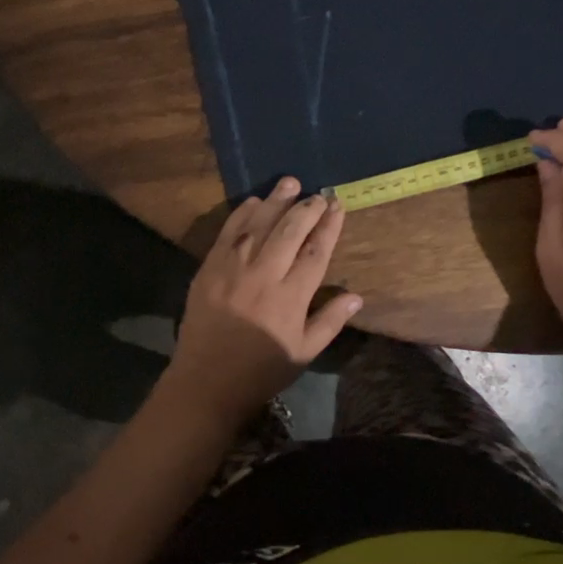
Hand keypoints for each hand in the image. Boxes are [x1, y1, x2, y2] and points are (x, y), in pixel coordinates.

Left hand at [163, 177, 363, 423]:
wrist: (206, 381)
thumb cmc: (261, 371)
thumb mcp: (304, 352)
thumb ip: (330, 321)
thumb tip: (356, 295)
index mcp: (291, 298)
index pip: (315, 252)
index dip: (328, 227)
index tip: (337, 206)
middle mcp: (263, 276)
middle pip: (289, 231)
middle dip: (306, 208)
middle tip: (318, 194)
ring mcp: (233, 269)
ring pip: (259, 225)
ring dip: (276, 201)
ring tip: (290, 182)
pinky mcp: (209, 269)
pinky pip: (228, 233)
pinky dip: (242, 214)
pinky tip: (254, 202)